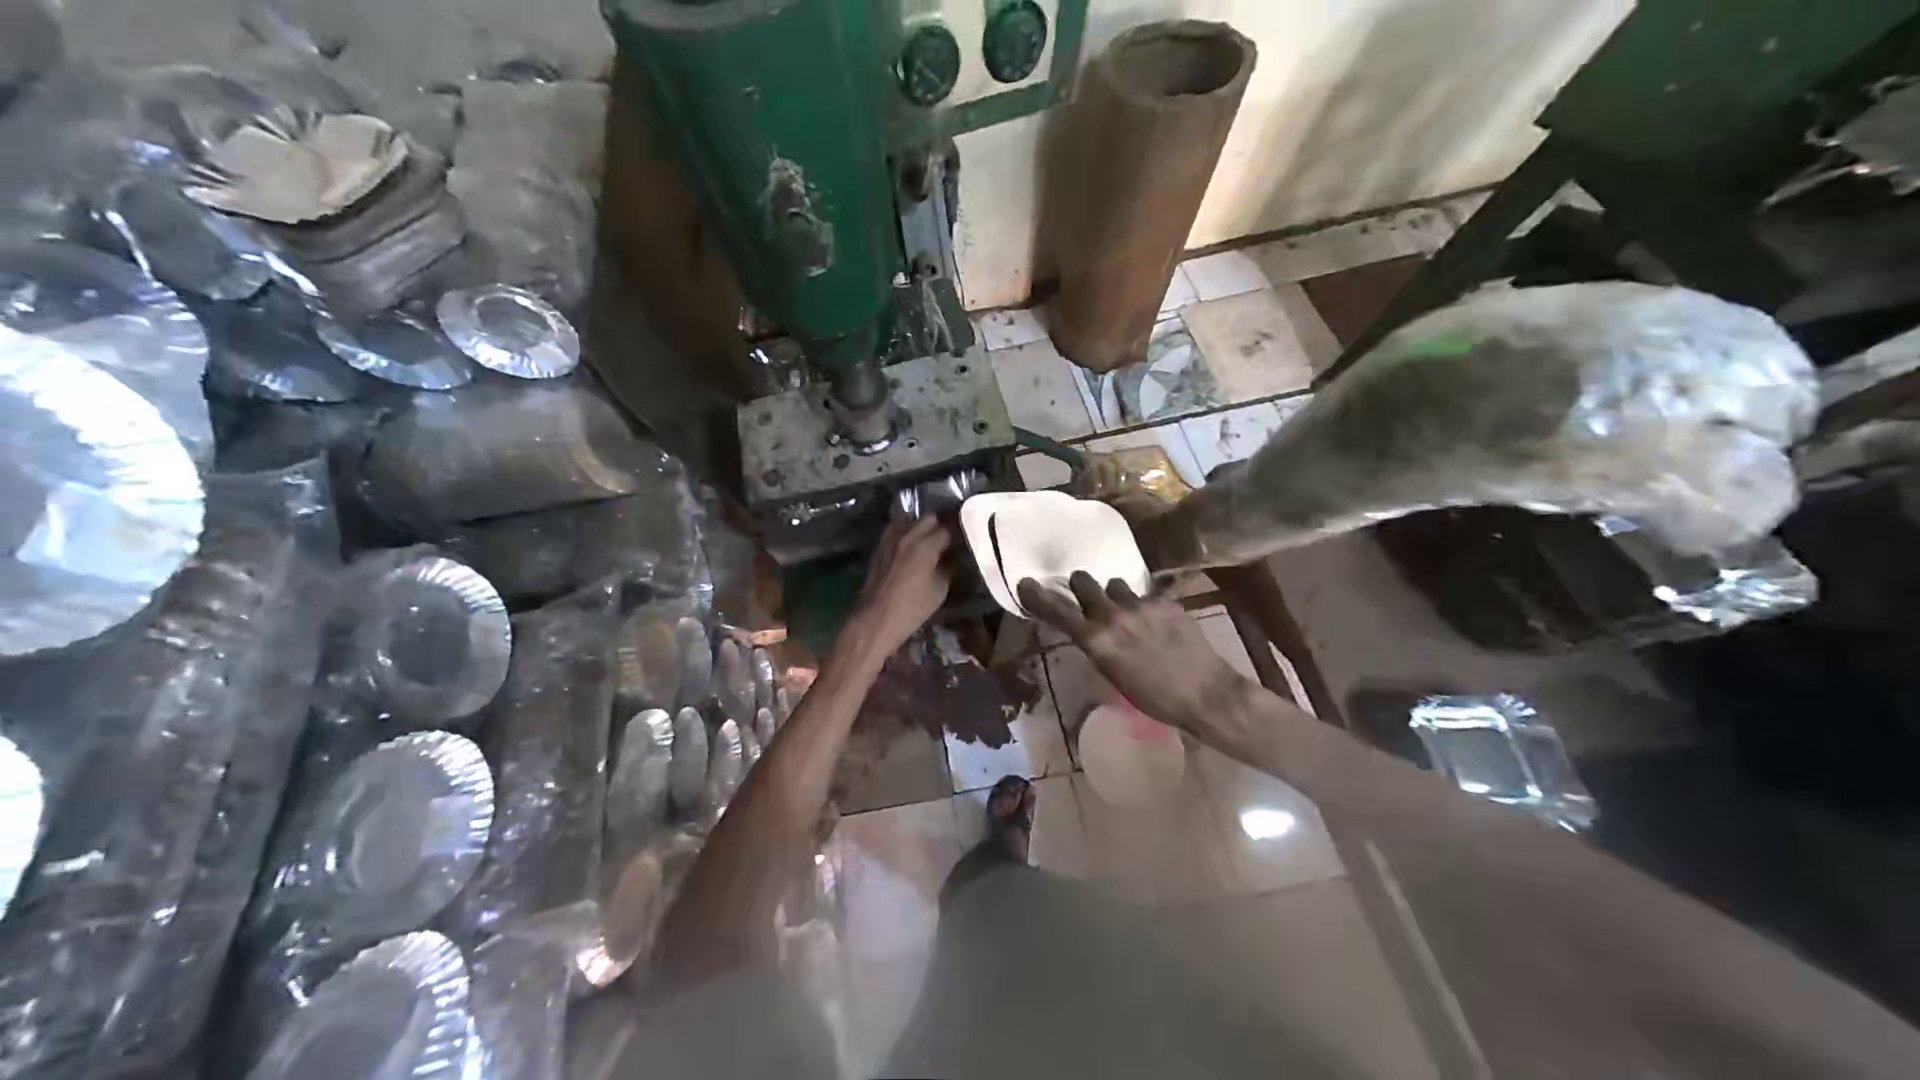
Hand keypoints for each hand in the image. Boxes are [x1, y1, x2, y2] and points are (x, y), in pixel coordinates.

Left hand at [851, 516, 953, 658]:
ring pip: (912, 520)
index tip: (968, 538)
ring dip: (924, 527)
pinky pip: (898, 529)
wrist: (877, 618)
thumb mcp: (940, 589)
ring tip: (933, 540)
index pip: (950, 529)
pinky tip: (915, 545)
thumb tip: (955, 555)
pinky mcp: (881, 545)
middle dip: (942, 525)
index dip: (961, 532)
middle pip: (930, 518)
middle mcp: (908, 535)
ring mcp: (891, 538)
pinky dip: (909, 532)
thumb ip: (949, 566)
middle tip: (951, 538)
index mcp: (926, 546)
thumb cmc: (912, 608)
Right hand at [1018, 572, 1250, 735]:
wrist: (1205, 694)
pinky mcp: (1165, 601)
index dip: (1037, 596)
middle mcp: (1113, 615)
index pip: (1057, 611)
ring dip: (1116, 595)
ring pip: (1116, 584)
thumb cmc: (1155, 698)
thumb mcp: (1114, 674)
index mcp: (1096, 640)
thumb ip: (1098, 646)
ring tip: (1130, 612)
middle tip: (1088, 597)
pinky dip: (1146, 605)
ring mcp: (1141, 605)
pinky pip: (1146, 594)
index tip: (1026, 584)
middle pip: (1083, 581)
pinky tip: (1159, 622)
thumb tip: (1091, 631)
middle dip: (1081, 587)